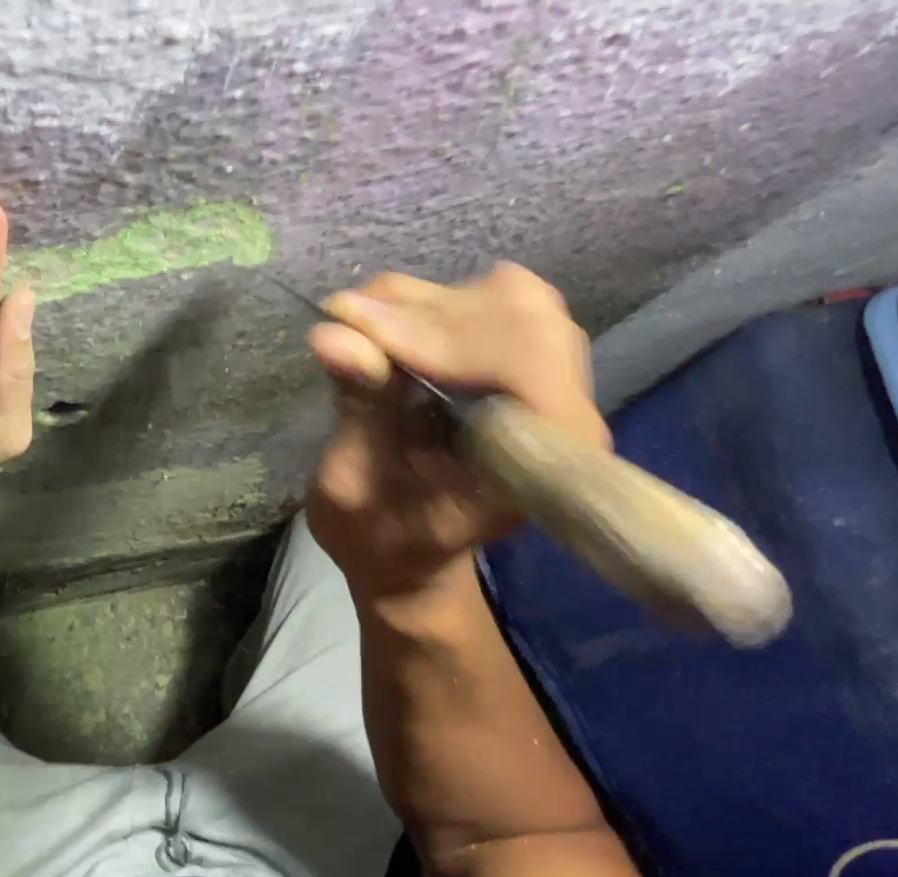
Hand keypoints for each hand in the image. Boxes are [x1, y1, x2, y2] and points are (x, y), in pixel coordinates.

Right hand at [305, 262, 608, 604]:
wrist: (406, 556)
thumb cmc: (379, 539)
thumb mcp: (352, 490)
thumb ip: (359, 413)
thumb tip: (333, 335)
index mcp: (538, 460)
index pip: (520, 361)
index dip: (440, 335)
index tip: (358, 327)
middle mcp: (564, 414)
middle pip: (521, 316)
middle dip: (427, 311)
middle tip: (347, 316)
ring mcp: (554, 385)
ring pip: (514, 299)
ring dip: (431, 302)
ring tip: (363, 320)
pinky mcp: (530, 367)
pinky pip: (501, 305)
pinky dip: (439, 303)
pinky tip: (391, 323)